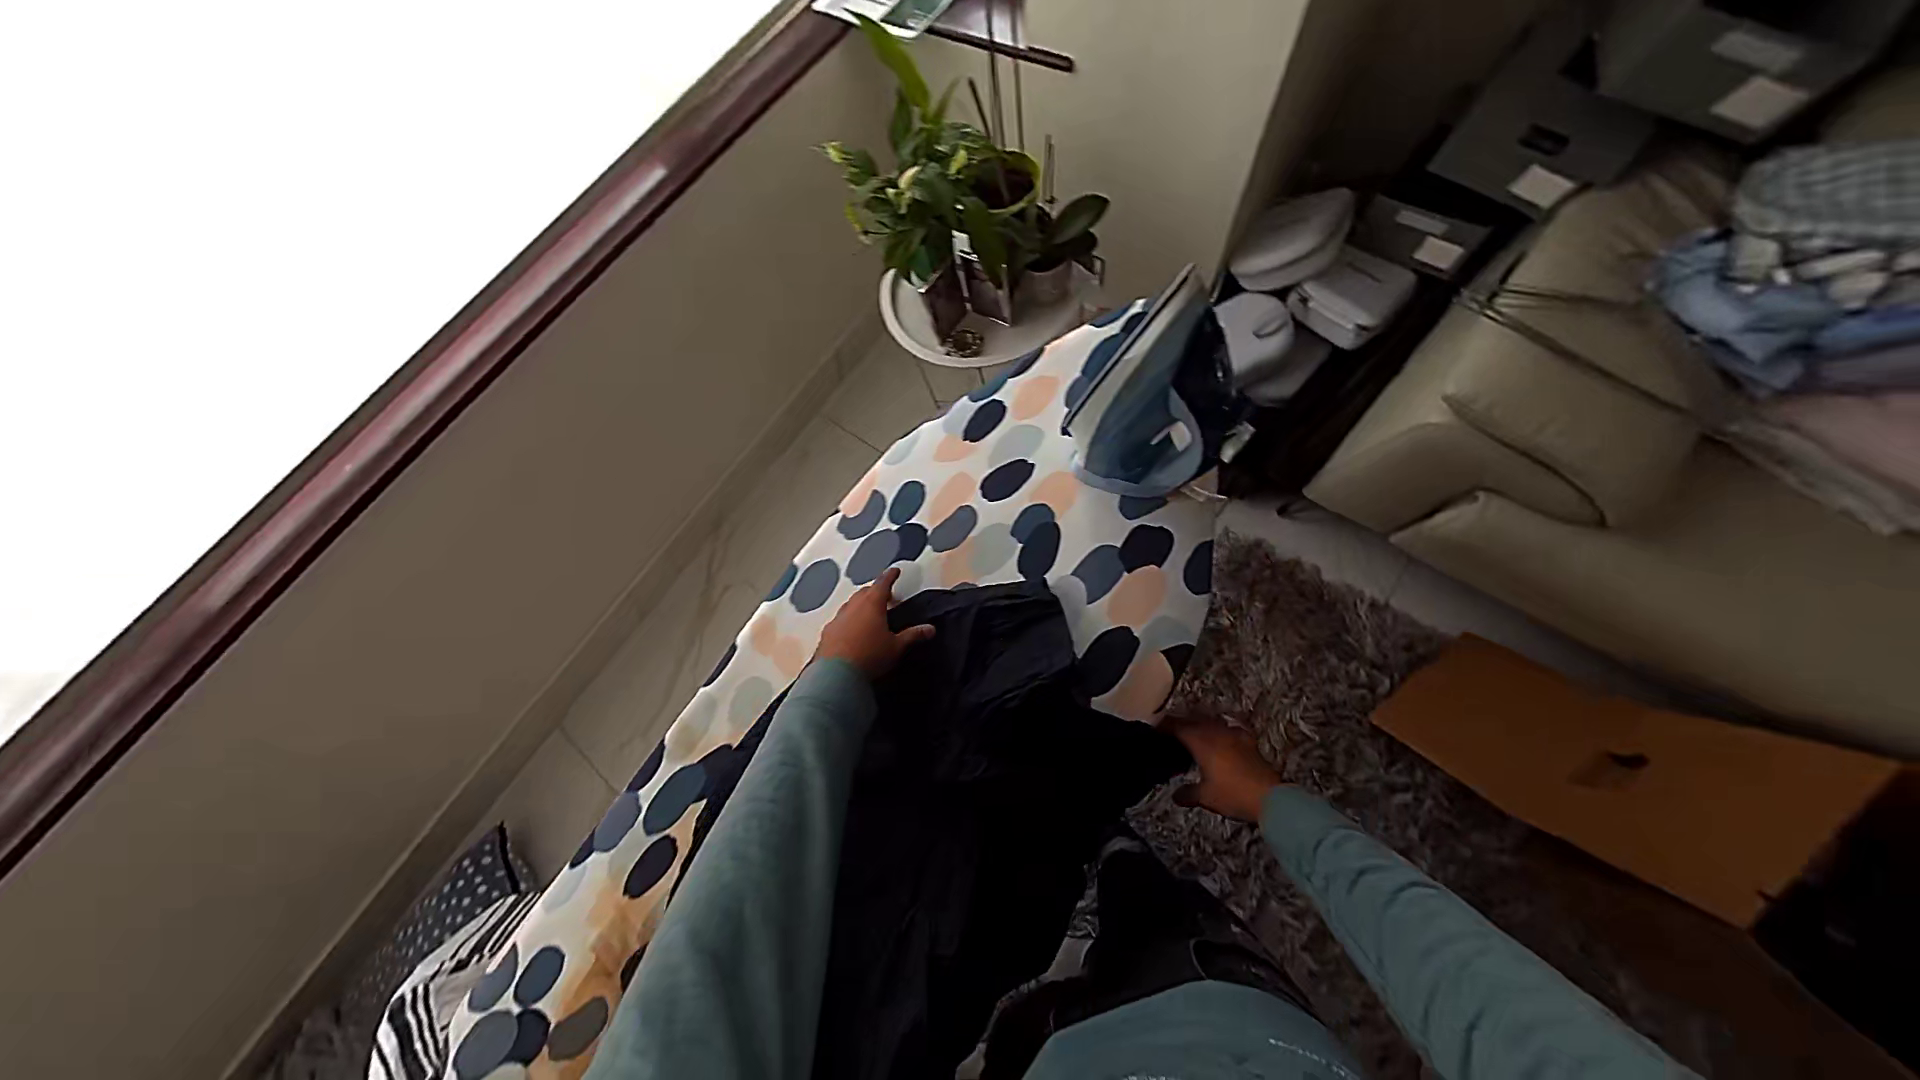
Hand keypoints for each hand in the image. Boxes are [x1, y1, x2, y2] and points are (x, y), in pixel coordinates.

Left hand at [814, 566, 934, 679]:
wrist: (837, 674)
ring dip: (861, 605)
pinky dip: (849, 620)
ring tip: (869, 614)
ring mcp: (838, 618)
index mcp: (872, 604)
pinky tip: (852, 631)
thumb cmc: (869, 656)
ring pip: (851, 605)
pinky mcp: (827, 632)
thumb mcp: (896, 647)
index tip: (894, 571)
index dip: (890, 576)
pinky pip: (840, 620)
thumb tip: (929, 629)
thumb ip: (913, 635)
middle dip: (876, 591)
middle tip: (886, 596)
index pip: (883, 583)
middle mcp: (853, 606)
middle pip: (865, 592)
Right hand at [1166, 714, 1283, 822]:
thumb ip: (1188, 794)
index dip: (1164, 726)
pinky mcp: (1248, 742)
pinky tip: (1223, 733)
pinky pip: (1231, 727)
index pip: (1177, 726)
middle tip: (1170, 730)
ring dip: (1199, 723)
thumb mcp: (1206, 797)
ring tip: (1192, 731)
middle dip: (1180, 723)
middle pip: (1193, 720)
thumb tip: (1176, 796)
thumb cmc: (1234, 794)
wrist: (1271, 798)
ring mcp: (1234, 735)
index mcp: (1201, 741)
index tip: (1154, 728)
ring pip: (1211, 721)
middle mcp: (1216, 733)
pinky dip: (1222, 728)